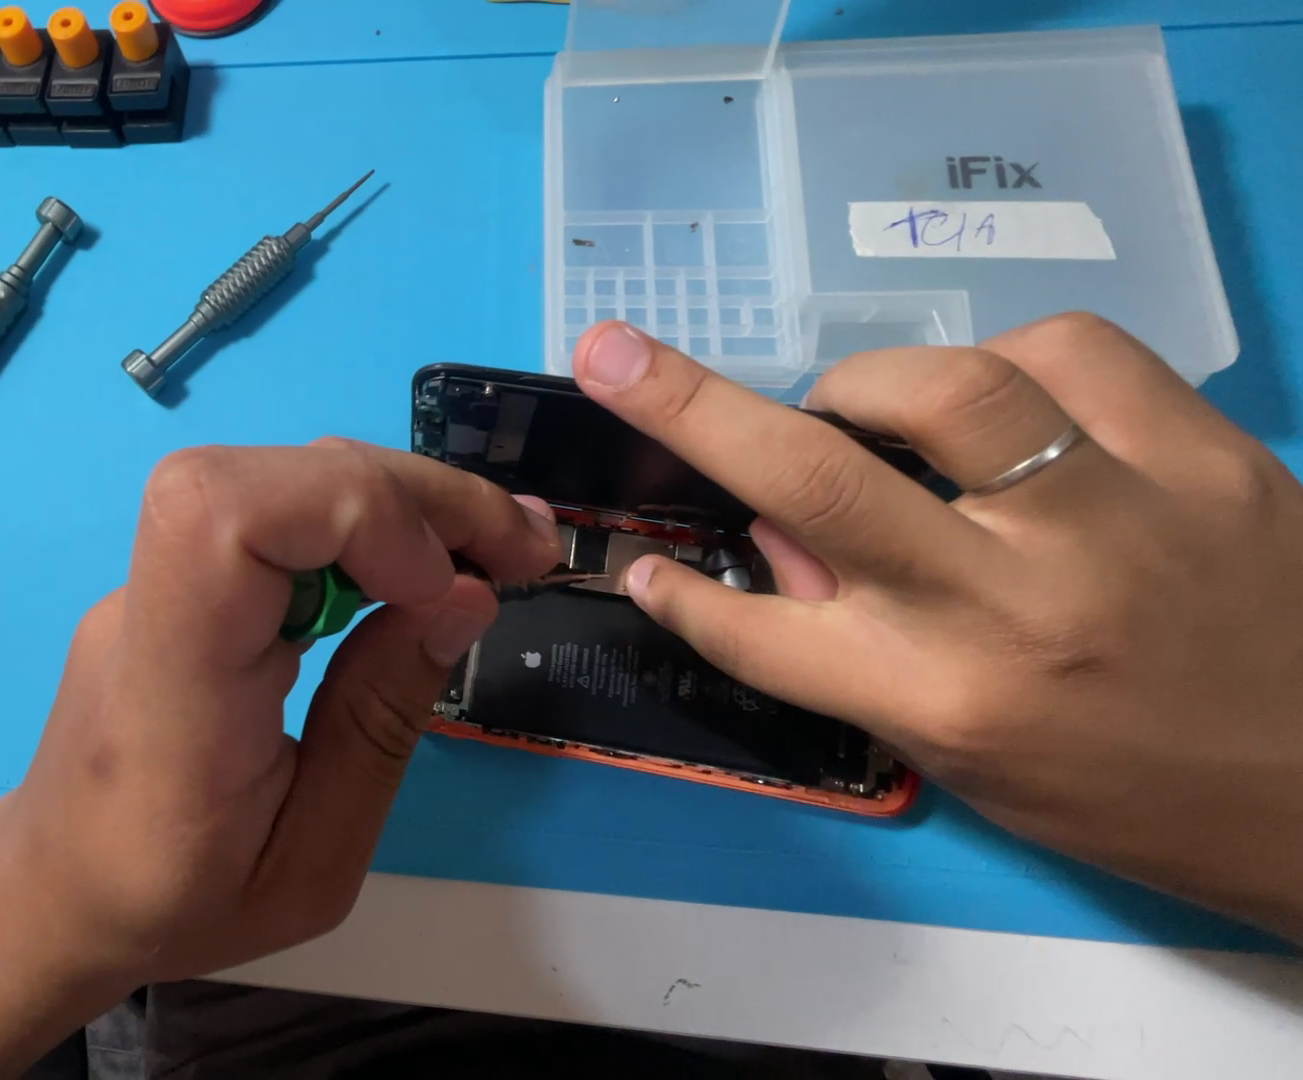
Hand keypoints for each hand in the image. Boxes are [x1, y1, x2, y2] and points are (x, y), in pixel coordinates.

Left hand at [0, 440, 562, 985]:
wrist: (60, 890)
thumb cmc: (179, 903)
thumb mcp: (313, 862)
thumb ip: (382, 725)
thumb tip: (466, 595)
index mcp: (171, 693)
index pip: (221, 519)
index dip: (350, 513)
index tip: (443, 584)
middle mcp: (149, 607)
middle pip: (268, 478)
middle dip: (415, 497)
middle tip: (522, 546)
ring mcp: (154, 579)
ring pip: (280, 478)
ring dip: (401, 502)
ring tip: (493, 549)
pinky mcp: (178, 577)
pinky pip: (276, 514)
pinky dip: (365, 521)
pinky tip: (421, 561)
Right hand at [571, 314, 1302, 939]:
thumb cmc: (1111, 787)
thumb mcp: (951, 746)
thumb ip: (832, 639)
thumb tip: (758, 530)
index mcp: (934, 694)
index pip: (754, 631)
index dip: (679, 596)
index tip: (635, 563)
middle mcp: (1007, 605)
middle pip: (810, 482)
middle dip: (687, 404)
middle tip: (612, 353)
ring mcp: (1119, 521)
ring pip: (948, 387)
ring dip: (862, 384)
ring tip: (857, 409)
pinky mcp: (1215, 462)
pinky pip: (1071, 354)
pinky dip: (1000, 363)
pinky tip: (996, 402)